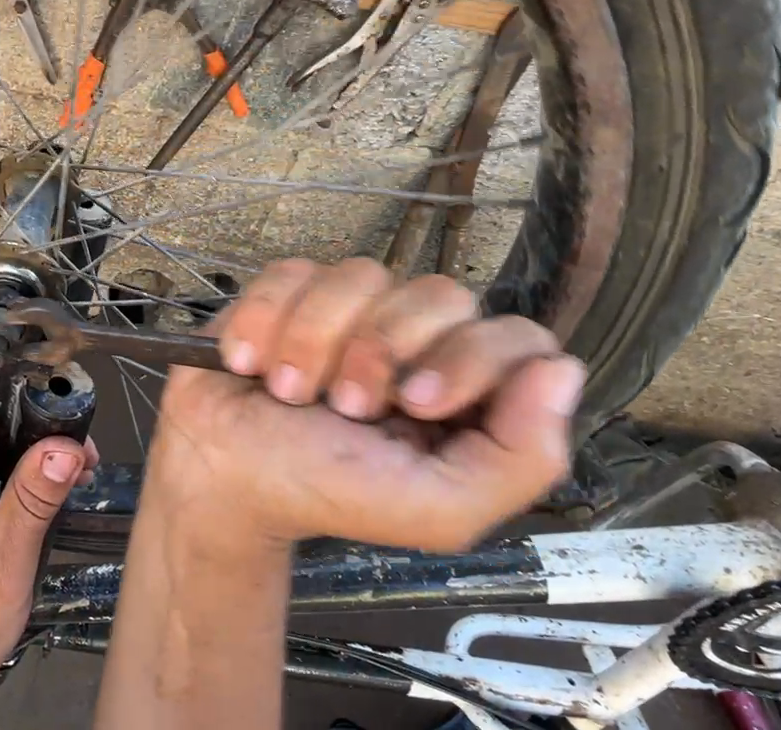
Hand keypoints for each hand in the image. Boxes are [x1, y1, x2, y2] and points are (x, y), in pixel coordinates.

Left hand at [0, 371, 98, 728]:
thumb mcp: (3, 571)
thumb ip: (32, 503)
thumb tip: (64, 446)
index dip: (12, 377)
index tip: (58, 385)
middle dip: (34, 419)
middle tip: (82, 450)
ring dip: (26, 448)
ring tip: (72, 470)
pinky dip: (10, 471)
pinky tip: (41, 491)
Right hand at [153, 257, 583, 553]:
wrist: (219, 474)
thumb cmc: (324, 492)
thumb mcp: (437, 509)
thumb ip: (520, 458)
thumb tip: (560, 369)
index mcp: (465, 391)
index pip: (514, 337)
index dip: (468, 359)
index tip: (413, 403)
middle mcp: (415, 338)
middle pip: (440, 293)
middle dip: (379, 351)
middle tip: (339, 405)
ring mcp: (348, 307)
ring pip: (360, 275)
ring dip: (312, 340)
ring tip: (282, 389)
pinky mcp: (286, 290)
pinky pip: (292, 272)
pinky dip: (265, 319)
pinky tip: (247, 361)